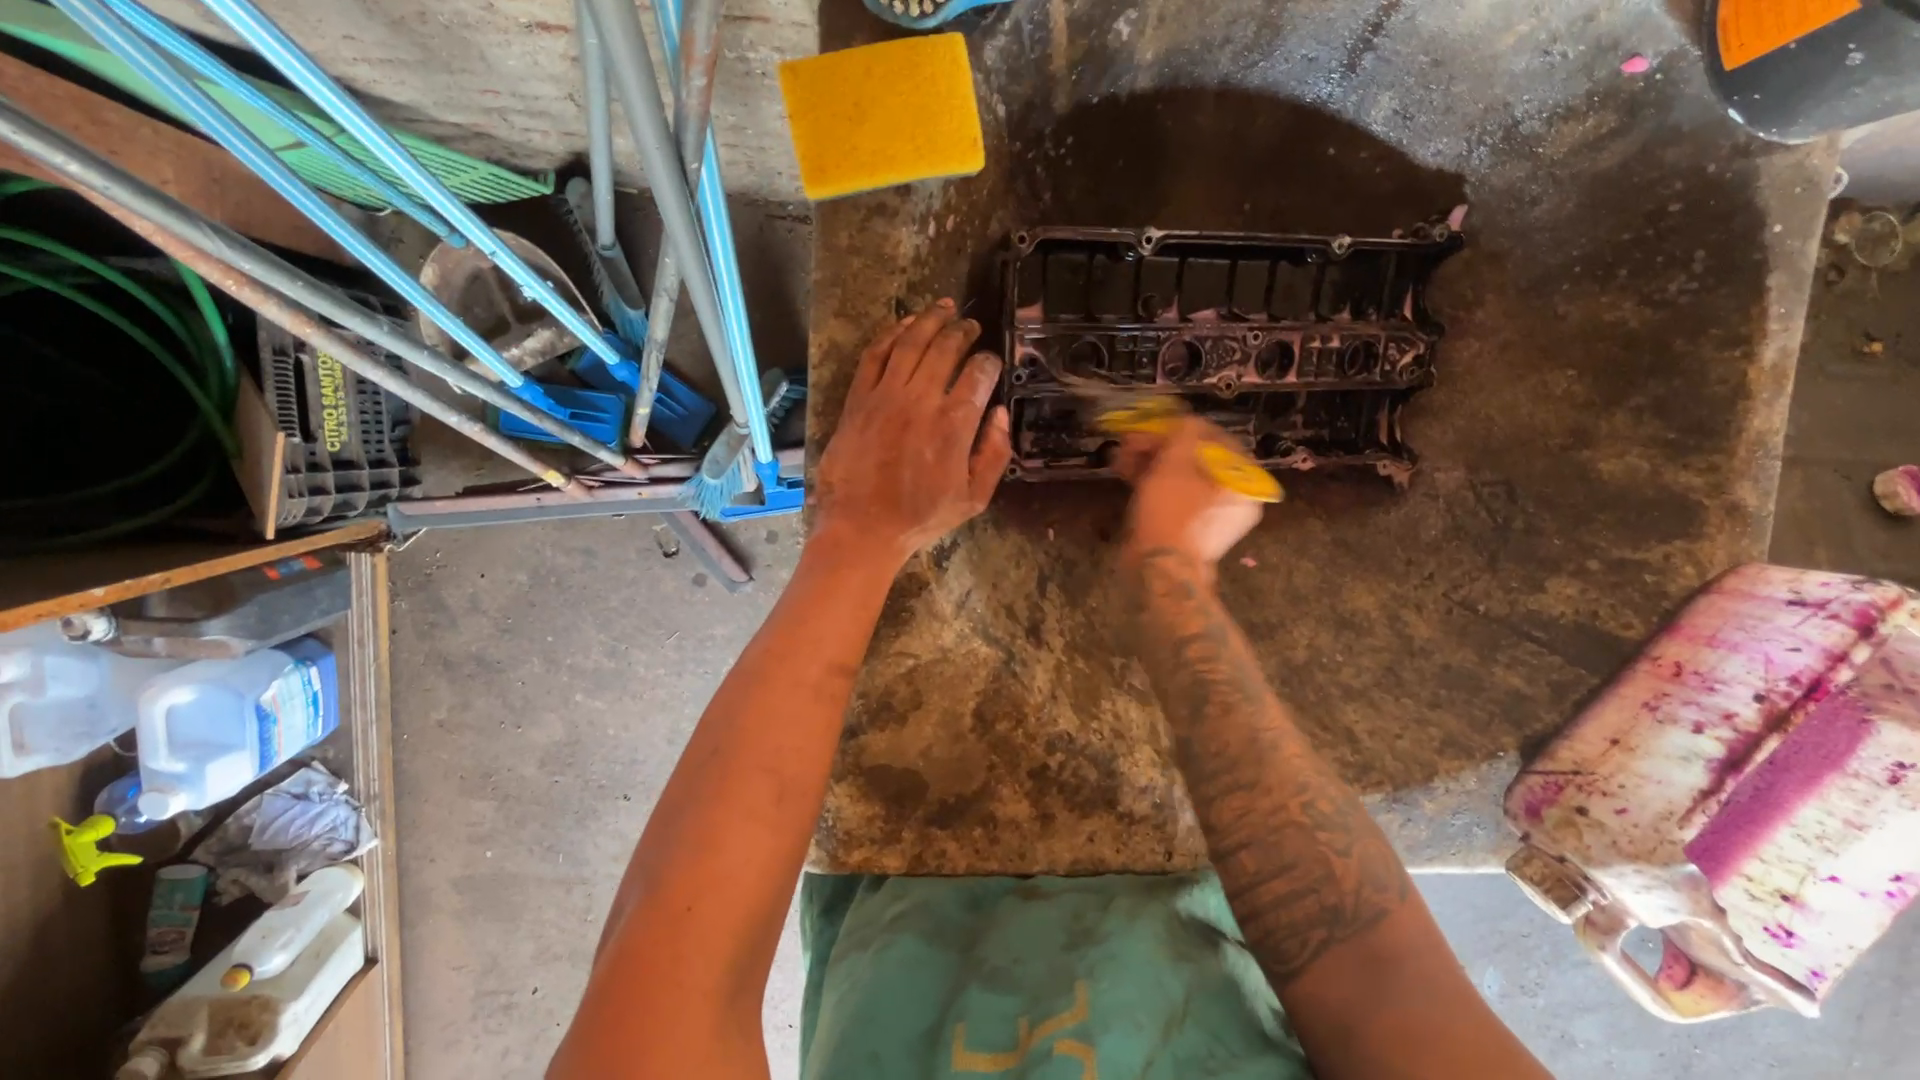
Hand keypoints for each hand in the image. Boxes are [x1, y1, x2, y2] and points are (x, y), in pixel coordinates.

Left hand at [812, 299, 1012, 567]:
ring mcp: (885, 395)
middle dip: (963, 331)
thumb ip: (994, 454)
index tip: (991, 364)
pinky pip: (875, 354)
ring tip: (943, 308)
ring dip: (930, 319)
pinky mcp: (858, 398)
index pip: (979, 373)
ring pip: (911, 341)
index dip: (990, 362)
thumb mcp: (973, 498)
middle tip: (971, 326)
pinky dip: (891, 334)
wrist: (862, 528)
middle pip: (946, 347)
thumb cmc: (921, 517)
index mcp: (954, 424)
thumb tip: (1001, 413)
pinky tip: (904, 324)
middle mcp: (921, 400)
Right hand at [1115, 417, 1262, 578]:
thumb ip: (1184, 432)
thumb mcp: (1176, 462)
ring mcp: (1209, 516)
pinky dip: (1152, 485)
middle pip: (1195, 460)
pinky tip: (1127, 474)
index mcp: (1242, 481)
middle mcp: (1231, 499)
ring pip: (1180, 479)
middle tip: (1132, 440)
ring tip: (1122, 457)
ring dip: (1151, 464)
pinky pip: (1173, 498)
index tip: (1155, 425)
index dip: (1182, 427)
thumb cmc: (1172, 511)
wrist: (1159, 569)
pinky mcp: (1187, 529)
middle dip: (1160, 447)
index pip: (1216, 439)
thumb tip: (1184, 422)